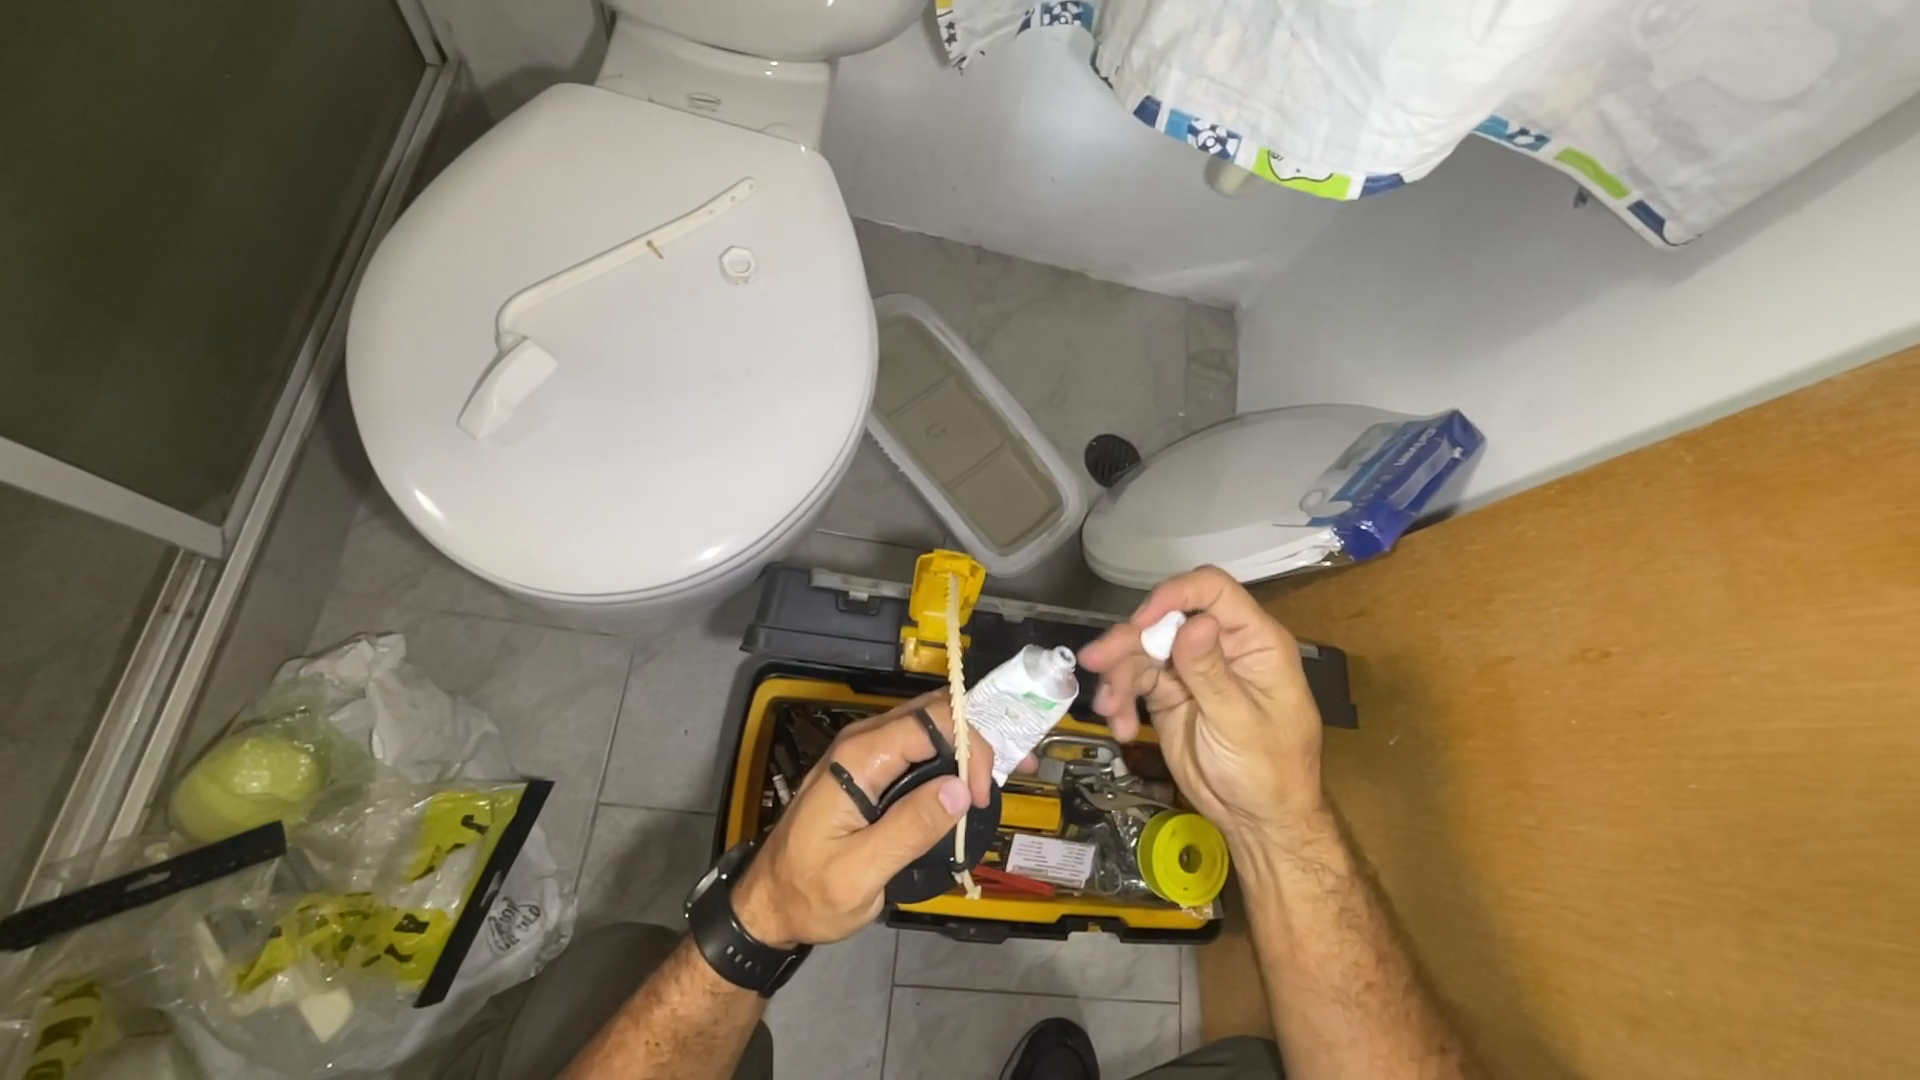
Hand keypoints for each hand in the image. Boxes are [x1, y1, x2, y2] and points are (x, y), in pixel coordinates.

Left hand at [732, 693, 994, 947]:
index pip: (930, 723)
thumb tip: (960, 788)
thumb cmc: (808, 893)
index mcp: (857, 759)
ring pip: (929, 724)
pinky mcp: (870, 767)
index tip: (979, 795)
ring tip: (1001, 774)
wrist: (768, 903)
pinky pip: (919, 745)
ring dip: (968, 744)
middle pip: (932, 713)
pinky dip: (951, 755)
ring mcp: (865, 751)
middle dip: (978, 736)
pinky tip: (971, 778)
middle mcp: (861, 741)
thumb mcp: (860, 873)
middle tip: (1011, 772)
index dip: (968, 747)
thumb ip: (910, 828)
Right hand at [1078, 566, 1325, 847]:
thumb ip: (1212, 673)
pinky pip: (1134, 682)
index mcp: (1253, 642)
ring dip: (1118, 676)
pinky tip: (1121, 727)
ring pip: (1142, 650)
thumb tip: (1194, 623)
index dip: (1174, 595)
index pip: (1213, 591)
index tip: (1141, 620)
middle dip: (1129, 640)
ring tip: (1108, 708)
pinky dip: (1121, 701)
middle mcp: (1219, 646)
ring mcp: (1190, 669)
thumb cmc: (1269, 773)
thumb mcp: (1242, 724)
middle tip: (1097, 661)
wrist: (1257, 822)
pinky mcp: (1168, 693)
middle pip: (1165, 619)